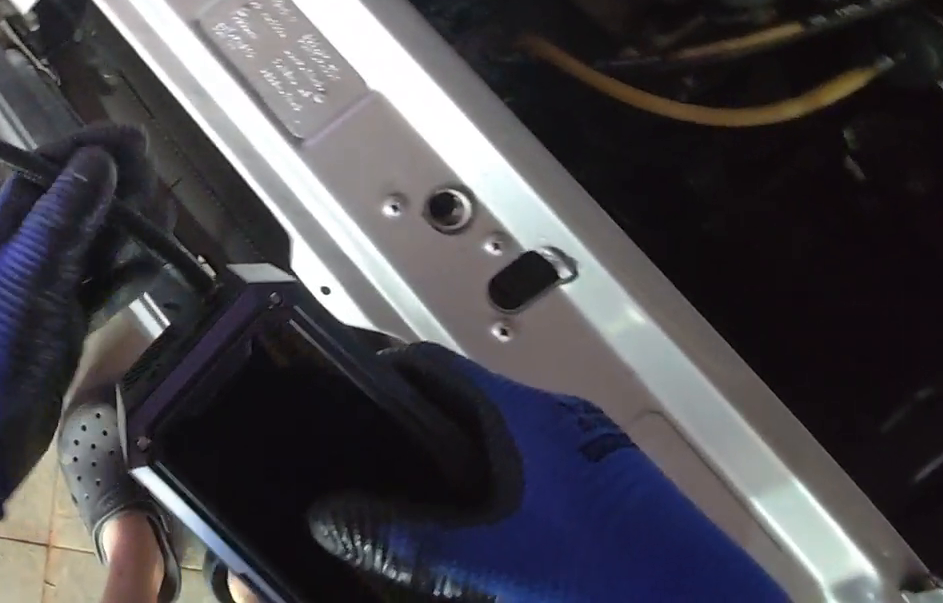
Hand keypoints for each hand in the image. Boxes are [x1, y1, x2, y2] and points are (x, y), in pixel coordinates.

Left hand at [0, 126, 157, 596]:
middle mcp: (22, 258)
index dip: (83, 150)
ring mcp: (42, 296)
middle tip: (152, 172)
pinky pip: (99, 292)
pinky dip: (125, 276)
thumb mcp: (19, 287)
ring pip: (90, 247)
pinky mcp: (59, 333)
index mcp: (0, 237)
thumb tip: (96, 161)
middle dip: (110, 184)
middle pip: (72, 206)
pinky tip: (154, 265)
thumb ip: (59, 225)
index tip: (128, 136)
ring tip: (161, 215)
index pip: (42, 174)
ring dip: (124, 228)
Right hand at [308, 344, 786, 601]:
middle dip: (413, 418)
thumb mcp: (497, 566)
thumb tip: (329, 523)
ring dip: (457, 450)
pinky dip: (496, 477)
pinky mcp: (614, 486)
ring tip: (421, 494)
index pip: (431, 361)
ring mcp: (590, 449)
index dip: (381, 370)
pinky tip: (488, 525)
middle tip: (373, 454)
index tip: (347, 397)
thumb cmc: (613, 582)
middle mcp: (556, 416)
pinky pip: (532, 460)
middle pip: (462, 394)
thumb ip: (409, 542)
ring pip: (499, 430)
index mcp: (522, 413)